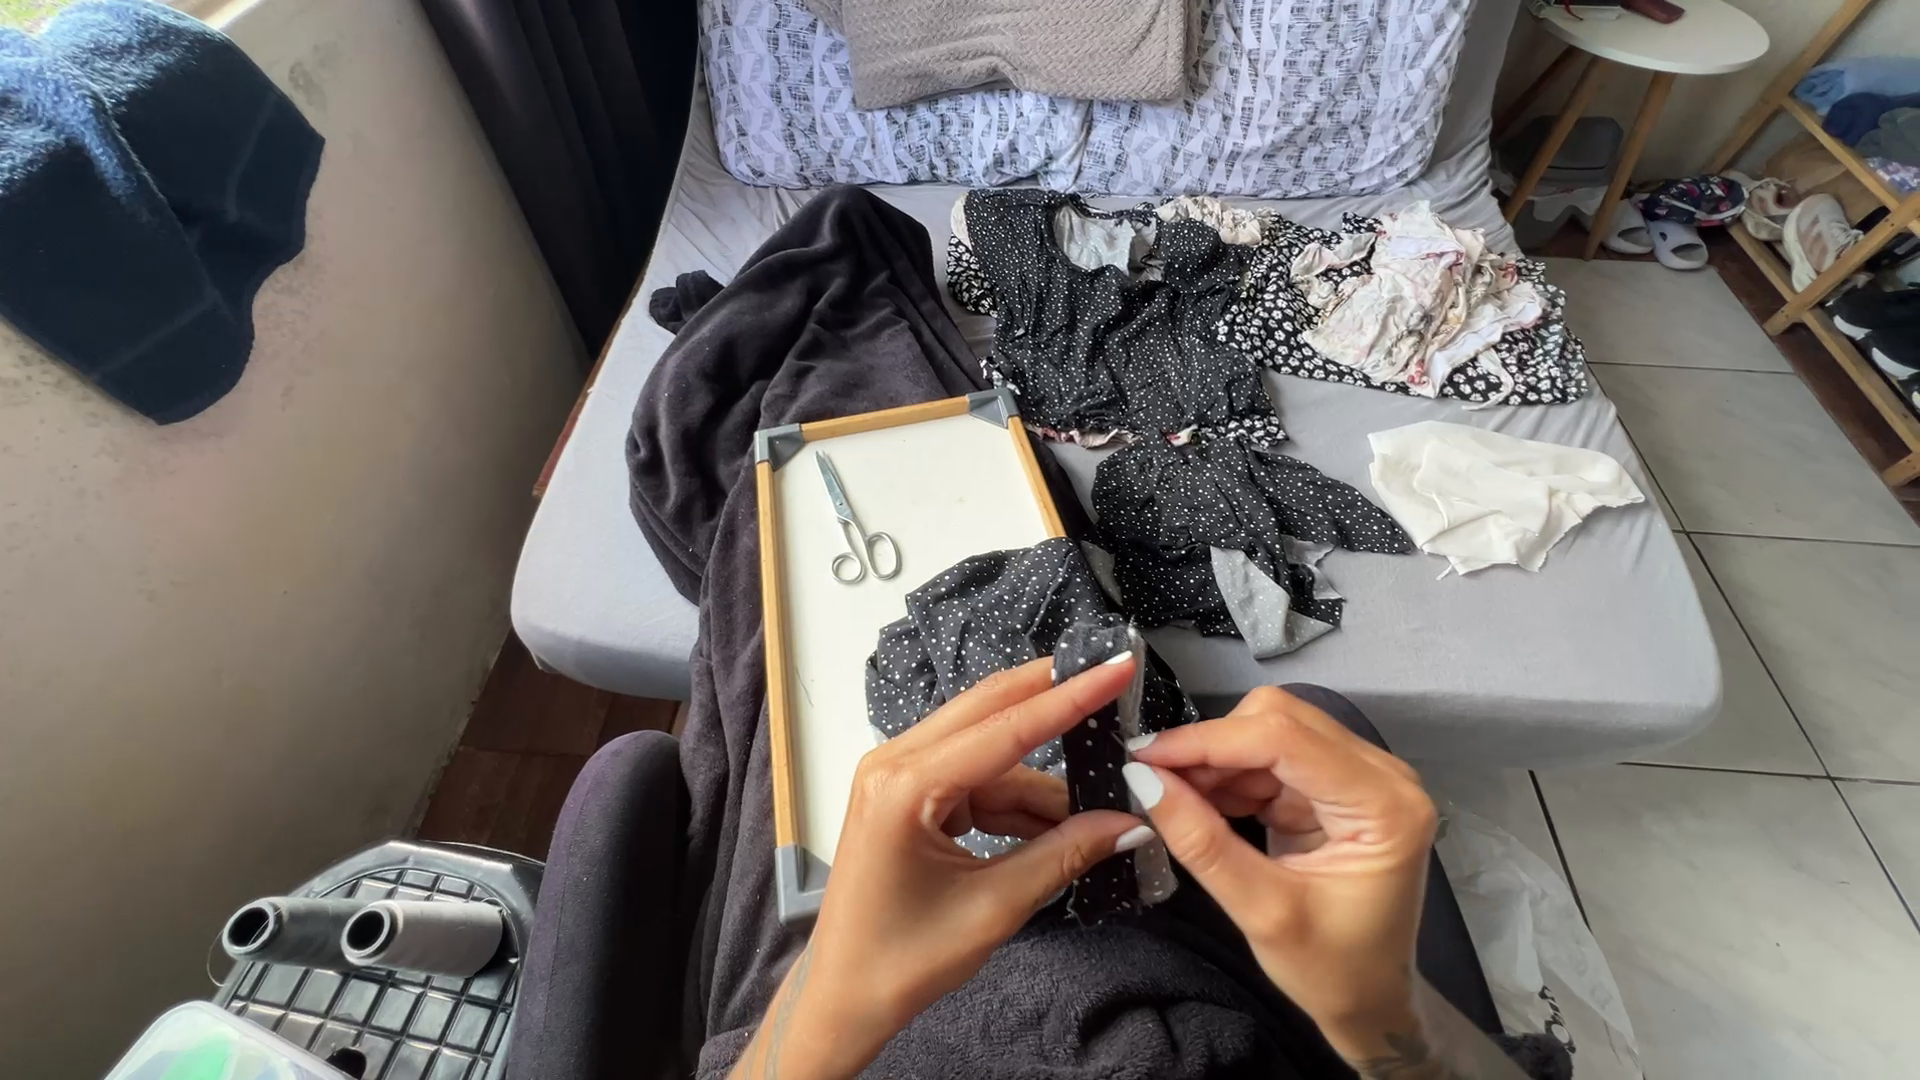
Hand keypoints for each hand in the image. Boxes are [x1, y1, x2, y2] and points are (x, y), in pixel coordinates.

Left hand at [730, 655, 1151, 1079]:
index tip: (1115, 666)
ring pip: (990, 750)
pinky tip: (1057, 821)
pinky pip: (977, 777)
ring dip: (1041, 776)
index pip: (1004, 728)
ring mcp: (900, 772)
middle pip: (990, 711)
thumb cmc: (903, 961)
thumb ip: (1063, 855)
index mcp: (905, 784)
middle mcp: (896, 760)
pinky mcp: (910, 790)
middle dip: (1052, 696)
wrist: (842, 997)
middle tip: (1112, 679)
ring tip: (1098, 800)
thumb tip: (1130, 823)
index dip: (1068, 698)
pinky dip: (1016, 798)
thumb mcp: (992, 908)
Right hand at [1122, 686, 1437, 1060]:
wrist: (1371, 1001)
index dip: (1208, 740)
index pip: (1283, 739)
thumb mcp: (1261, 912)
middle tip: (1160, 781)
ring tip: (1179, 800)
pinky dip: (1227, 773)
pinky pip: (1265, 752)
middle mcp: (1379, 773)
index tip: (1145, 755)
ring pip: (1265, 729)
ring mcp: (1357, 772)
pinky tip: (1204, 804)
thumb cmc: (1332, 969)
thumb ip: (1201, 842)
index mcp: (1383, 805)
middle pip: (1276, 718)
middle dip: (1210, 746)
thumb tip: (1142, 777)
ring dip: (1214, 759)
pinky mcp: (1331, 780)